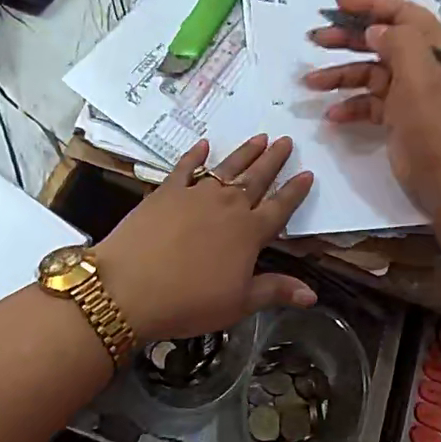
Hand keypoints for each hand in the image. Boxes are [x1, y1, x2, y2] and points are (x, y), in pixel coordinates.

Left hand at [95, 136, 317, 340]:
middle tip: (286, 141)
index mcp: (249, 232)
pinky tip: (204, 145)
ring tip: (259, 138)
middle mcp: (227, 206)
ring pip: (227, 167)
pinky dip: (195, 155)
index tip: (307, 174)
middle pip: (256, 178)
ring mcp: (195, 195)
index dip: (295, 191)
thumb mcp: (238, 304)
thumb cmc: (188, 301)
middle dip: (273, 160)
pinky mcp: (165, 192)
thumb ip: (275, 291)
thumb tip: (311, 294)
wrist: (129, 288)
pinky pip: (185, 168)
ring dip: (244, 152)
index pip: (281, 207)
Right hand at [304, 0, 440, 216]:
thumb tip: (377, 30)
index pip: (403, 15)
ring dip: (341, 76)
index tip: (337, 4)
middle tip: (315, 39)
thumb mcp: (421, 79)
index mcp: (439, 50)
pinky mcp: (401, 120)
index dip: (370, 6)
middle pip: (383, 42)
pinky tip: (333, 114)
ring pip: (372, 75)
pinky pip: (371, 104)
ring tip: (310, 82)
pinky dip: (352, 106)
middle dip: (348, 40)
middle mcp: (427, 67)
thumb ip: (400, 44)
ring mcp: (413, 95)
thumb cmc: (438, 129)